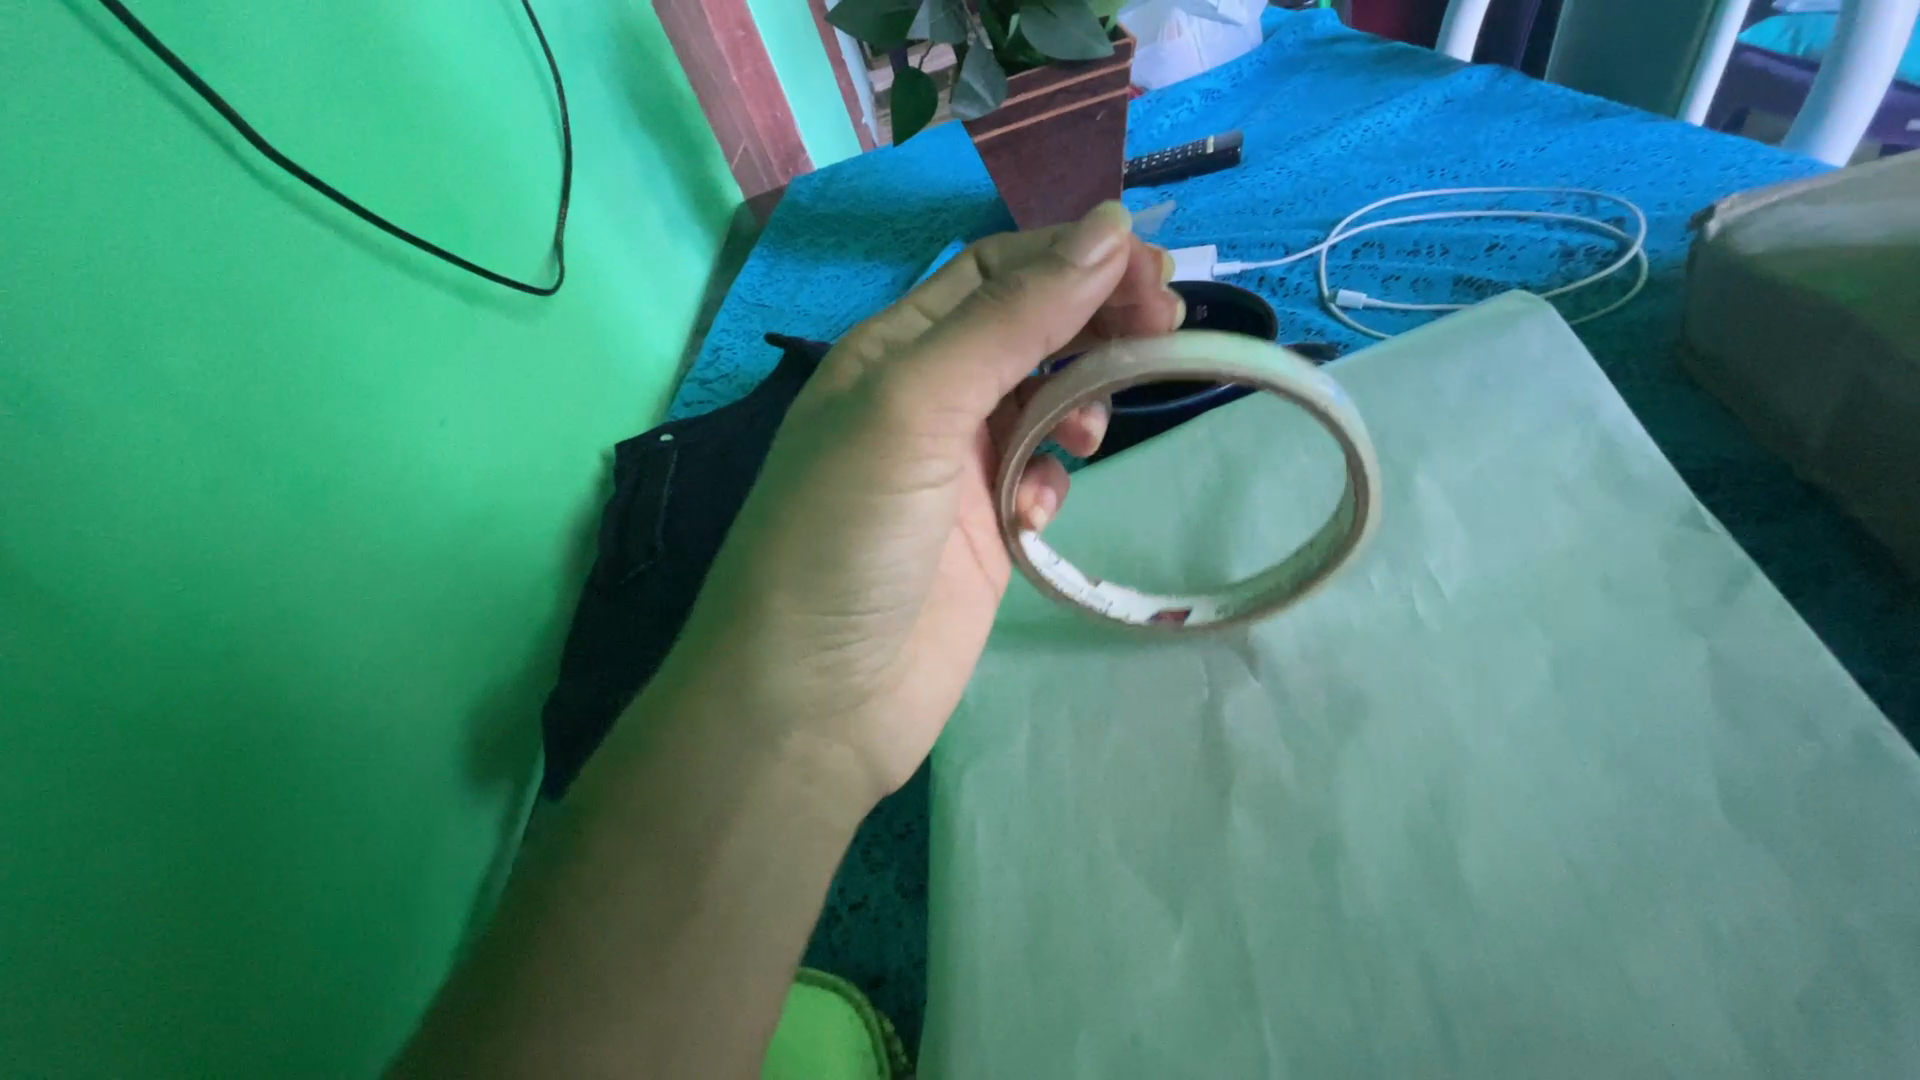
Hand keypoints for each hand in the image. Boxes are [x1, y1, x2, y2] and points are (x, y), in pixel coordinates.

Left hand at [663, 202, 1180, 803]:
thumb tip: (1108, 226)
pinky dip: (1053, 478)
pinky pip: (1039, 477)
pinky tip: (1039, 510)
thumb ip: (1007, 321)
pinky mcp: (983, 533)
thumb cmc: (844, 537)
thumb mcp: (914, 408)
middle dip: (1094, 321)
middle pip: (1028, 329)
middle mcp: (924, 399)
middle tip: (1162, 334)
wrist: (816, 700)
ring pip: (1043, 401)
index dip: (1073, 260)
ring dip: (1079, 400)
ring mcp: (955, 470)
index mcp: (892, 351)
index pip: (995, 272)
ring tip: (1086, 432)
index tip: (1152, 277)